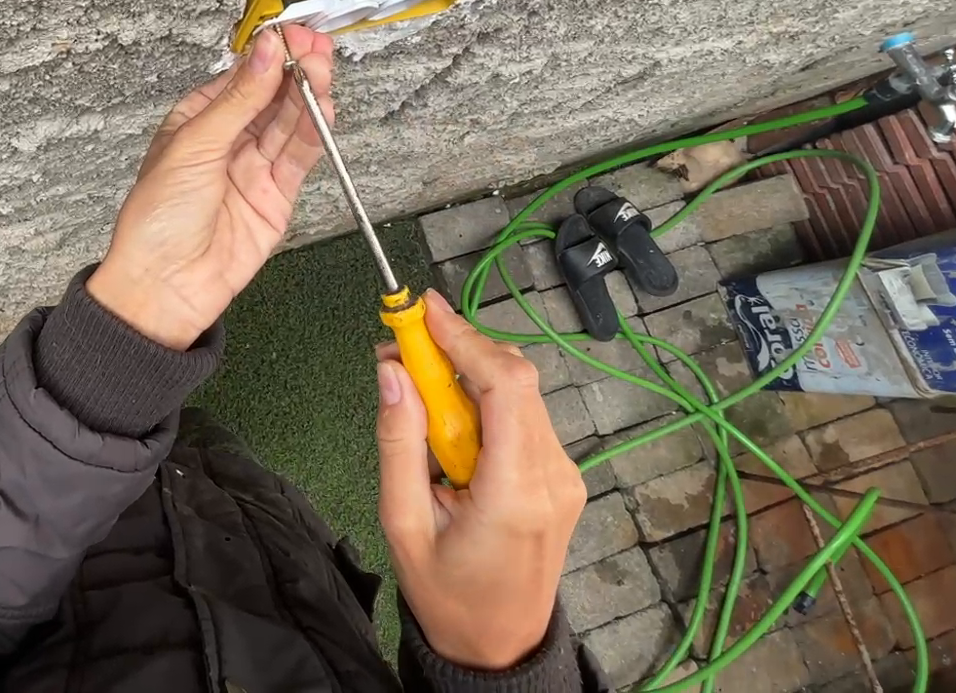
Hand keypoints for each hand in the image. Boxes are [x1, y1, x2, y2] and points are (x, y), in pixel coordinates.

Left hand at [86, 25, 334, 349]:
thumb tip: (264, 53)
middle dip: (293, 70)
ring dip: (308, 95)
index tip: (290, 36)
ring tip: (322, 70)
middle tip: (314, 47)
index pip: (240, 77)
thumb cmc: (157, 220)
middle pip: (270, 96)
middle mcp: (227, 140)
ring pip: (288, 122)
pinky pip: (299, 156)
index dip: (267, 55)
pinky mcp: (275, 195)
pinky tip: (324, 107)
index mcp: (197, 120)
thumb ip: (237, 101)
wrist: (165, 286)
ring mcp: (252, 167)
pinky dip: (313, 132)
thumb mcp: (193, 147)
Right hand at [375, 291, 586, 669]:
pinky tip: (444, 409)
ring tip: (412, 377)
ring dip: (465, 368)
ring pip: (518, 388)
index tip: (421, 308)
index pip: (505, 386)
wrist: (500, 647)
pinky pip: (520, 411)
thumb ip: (397, 441)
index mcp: (517, 492)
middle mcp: (553, 474)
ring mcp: (564, 473)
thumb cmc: (444, 591)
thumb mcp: (402, 520)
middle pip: (514, 377)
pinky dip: (479, 394)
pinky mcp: (558, 474)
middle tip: (399, 344)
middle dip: (456, 345)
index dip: (464, 336)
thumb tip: (391, 368)